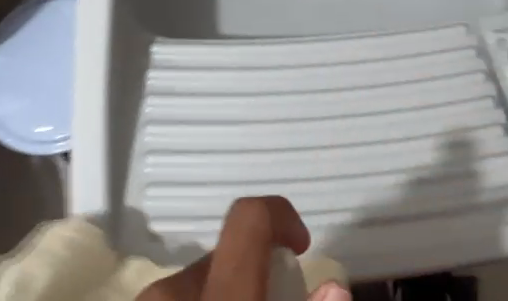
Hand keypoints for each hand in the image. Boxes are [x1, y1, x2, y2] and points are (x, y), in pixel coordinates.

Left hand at [136, 197, 347, 300]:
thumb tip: (335, 287)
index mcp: (220, 293)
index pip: (249, 217)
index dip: (281, 215)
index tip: (300, 245)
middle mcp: (171, 290)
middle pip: (222, 256)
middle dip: (252, 273)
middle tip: (275, 300)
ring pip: (193, 285)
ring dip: (220, 293)